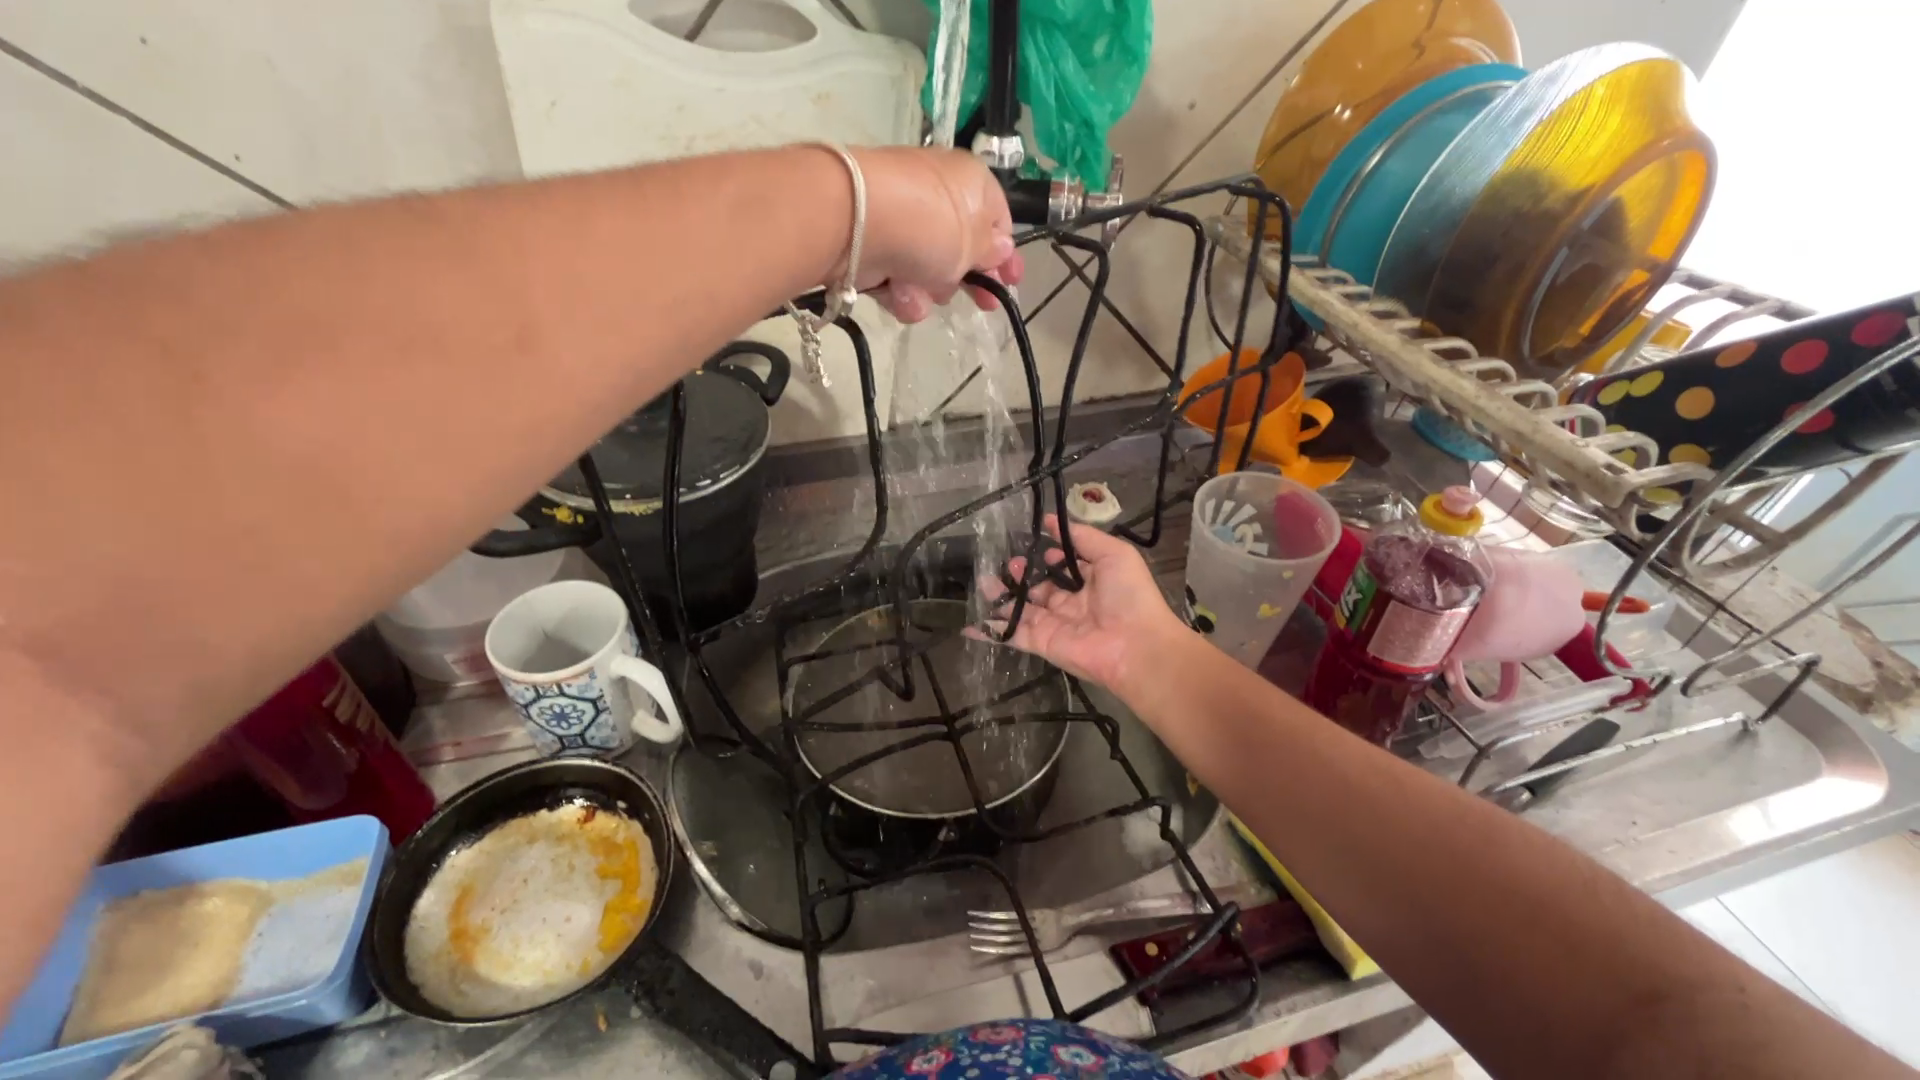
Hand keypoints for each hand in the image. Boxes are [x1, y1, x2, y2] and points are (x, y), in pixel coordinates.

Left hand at [849, 147, 1024, 322]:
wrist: (853, 218)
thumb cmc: (930, 225)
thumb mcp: (975, 243)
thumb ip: (991, 252)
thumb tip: (1001, 248)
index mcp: (971, 181)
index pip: (998, 219)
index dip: (1005, 254)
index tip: (1011, 284)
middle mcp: (937, 195)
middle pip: (960, 249)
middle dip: (965, 278)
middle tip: (980, 303)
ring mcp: (901, 220)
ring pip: (928, 269)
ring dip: (928, 289)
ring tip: (917, 290)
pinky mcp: (871, 244)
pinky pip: (896, 275)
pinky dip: (898, 290)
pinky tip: (895, 292)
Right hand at [975, 515, 1190, 691]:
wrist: (1136, 646)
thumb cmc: (1130, 595)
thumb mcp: (1114, 553)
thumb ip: (1081, 537)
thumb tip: (1050, 521)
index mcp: (1091, 582)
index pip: (1063, 567)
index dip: (1047, 555)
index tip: (1032, 542)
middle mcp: (1071, 603)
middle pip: (1038, 588)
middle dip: (1021, 574)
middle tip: (1008, 563)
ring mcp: (1054, 625)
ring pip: (1022, 609)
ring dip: (1002, 597)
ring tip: (985, 582)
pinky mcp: (1042, 644)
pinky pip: (1013, 635)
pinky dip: (991, 632)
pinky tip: (970, 624)